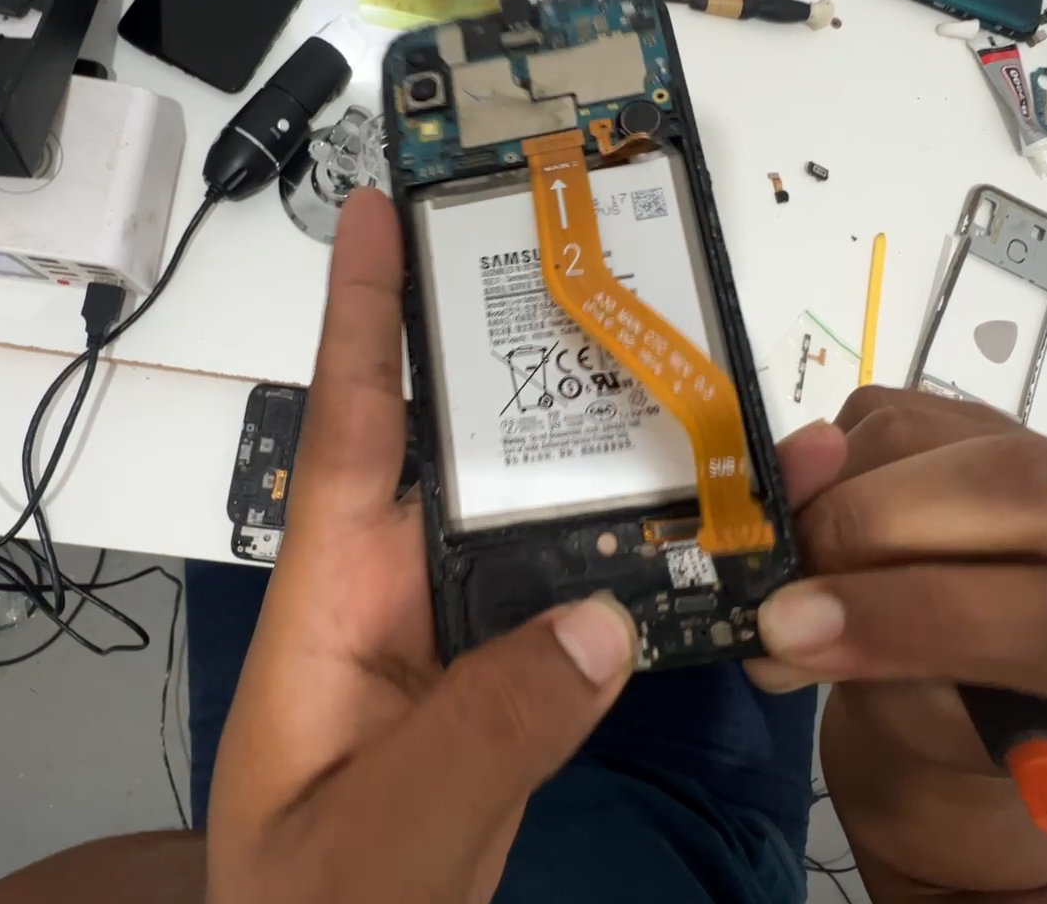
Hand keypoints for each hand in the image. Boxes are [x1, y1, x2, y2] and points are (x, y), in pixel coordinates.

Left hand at [205, 190, 640, 902]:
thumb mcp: (380, 836)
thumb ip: (480, 737)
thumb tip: (602, 624)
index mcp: (335, 595)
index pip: (346, 424)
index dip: (360, 311)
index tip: (378, 209)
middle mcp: (406, 581)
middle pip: (470, 442)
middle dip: (526, 353)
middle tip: (596, 273)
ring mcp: (469, 618)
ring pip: (546, 509)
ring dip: (618, 457)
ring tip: (706, 397)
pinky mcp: (518, 661)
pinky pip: (585, 582)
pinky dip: (645, 550)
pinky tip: (712, 522)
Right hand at [750, 389, 1046, 893]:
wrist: (959, 681)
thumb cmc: (945, 725)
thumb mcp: (906, 727)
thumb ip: (861, 664)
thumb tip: (780, 608)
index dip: (915, 619)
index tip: (791, 628)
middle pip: (1021, 484)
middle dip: (874, 519)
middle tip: (791, 560)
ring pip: (931, 432)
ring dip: (833, 486)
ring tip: (800, 548)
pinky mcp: (985, 421)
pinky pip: (887, 410)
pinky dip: (828, 458)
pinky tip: (825, 509)